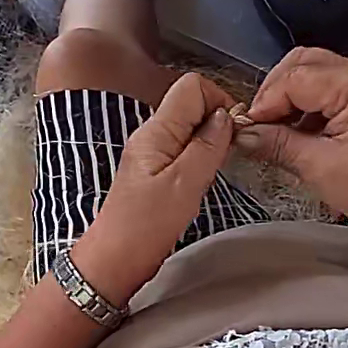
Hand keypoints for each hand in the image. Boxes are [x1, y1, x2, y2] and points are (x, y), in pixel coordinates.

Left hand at [73, 72, 237, 301]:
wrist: (113, 261)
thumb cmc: (143, 227)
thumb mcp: (184, 184)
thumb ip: (207, 146)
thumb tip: (226, 117)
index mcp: (155, 131)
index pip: (192, 86)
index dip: (219, 100)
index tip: (234, 130)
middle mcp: (151, 135)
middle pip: (192, 104)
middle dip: (217, 122)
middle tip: (227, 154)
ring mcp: (151, 154)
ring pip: (190, 129)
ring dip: (210, 143)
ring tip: (214, 170)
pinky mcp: (154, 172)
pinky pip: (183, 151)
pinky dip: (200, 159)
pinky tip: (201, 180)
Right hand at [234, 46, 347, 236]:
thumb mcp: (320, 168)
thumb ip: (277, 144)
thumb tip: (240, 135)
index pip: (294, 78)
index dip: (265, 103)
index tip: (247, 131)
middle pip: (301, 63)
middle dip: (273, 94)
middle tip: (258, 127)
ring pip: (309, 73)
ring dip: (286, 100)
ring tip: (273, 132)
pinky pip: (322, 89)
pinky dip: (301, 107)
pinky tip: (292, 133)